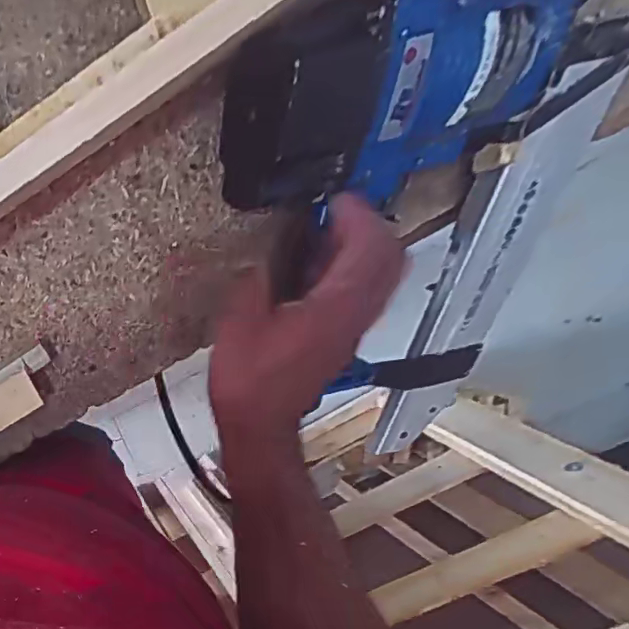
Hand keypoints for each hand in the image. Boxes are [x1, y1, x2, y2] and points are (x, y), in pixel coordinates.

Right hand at [209, 194, 405, 444]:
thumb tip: (266, 257)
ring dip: (357, 252)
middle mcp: (354, 319)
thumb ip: (257, 278)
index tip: (333, 202)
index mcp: (335, 308)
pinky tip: (310, 277)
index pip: (372, 246)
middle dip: (366, 228)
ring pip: (379, 279)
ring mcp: (351, 333)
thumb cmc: (250, 385)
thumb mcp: (239, 320)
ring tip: (319, 243)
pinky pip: (360, 299)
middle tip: (333, 217)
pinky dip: (346, 276)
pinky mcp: (340, 343)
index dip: (358, 213)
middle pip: (389, 259)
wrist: (259, 426)